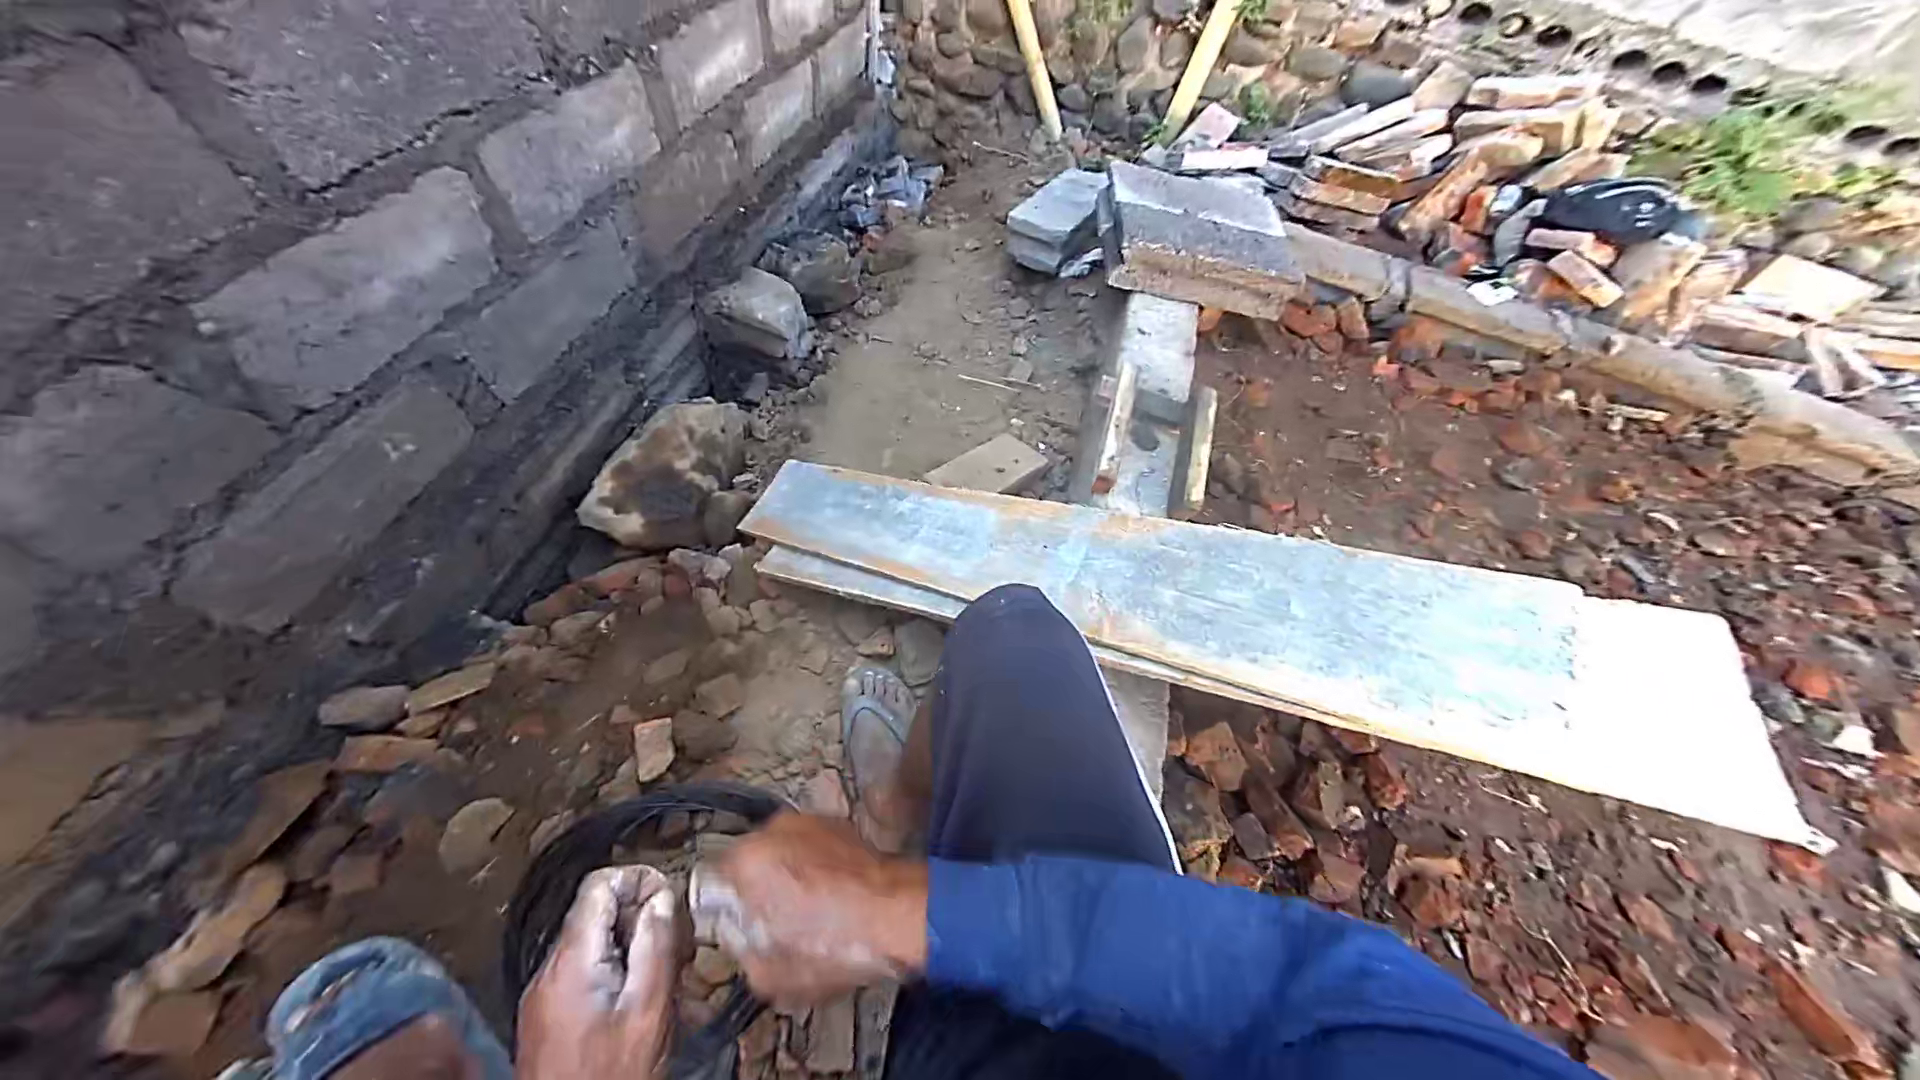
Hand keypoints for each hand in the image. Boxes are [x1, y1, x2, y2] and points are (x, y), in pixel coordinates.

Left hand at [516, 865, 681, 1079]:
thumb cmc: (611, 1077)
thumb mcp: (647, 1007)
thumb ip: (655, 944)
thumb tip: (662, 897)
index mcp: (571, 962)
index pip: (599, 884)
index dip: (638, 880)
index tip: (668, 901)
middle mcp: (549, 971)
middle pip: (596, 910)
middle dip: (640, 914)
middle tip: (674, 941)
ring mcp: (544, 995)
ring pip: (593, 938)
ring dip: (632, 941)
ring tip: (663, 970)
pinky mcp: (547, 1015)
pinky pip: (585, 967)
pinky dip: (616, 966)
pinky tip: (639, 994)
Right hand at [690, 812, 926, 1007]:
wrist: (894, 913)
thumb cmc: (834, 941)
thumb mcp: (767, 974)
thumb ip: (741, 948)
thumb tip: (742, 939)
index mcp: (747, 859)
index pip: (714, 876)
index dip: (726, 903)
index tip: (738, 920)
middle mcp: (775, 828)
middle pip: (751, 857)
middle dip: (758, 882)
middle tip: (773, 916)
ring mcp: (810, 820)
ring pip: (783, 848)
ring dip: (788, 869)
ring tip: (808, 904)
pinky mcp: (839, 823)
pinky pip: (813, 843)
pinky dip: (816, 861)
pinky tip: (830, 891)